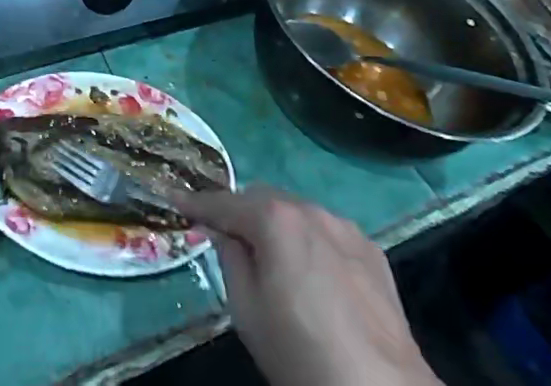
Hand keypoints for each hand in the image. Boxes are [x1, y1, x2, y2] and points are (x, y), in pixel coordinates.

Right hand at [175, 188, 439, 385]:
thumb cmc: (298, 351)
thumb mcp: (247, 311)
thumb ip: (230, 259)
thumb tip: (225, 232)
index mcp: (276, 220)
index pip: (226, 202)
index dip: (198, 204)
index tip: (179, 203)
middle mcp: (312, 209)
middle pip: (265, 198)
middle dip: (242, 213)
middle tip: (227, 240)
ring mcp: (346, 227)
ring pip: (300, 212)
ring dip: (280, 226)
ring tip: (275, 263)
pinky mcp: (371, 249)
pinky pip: (330, 233)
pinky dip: (313, 242)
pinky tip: (315, 278)